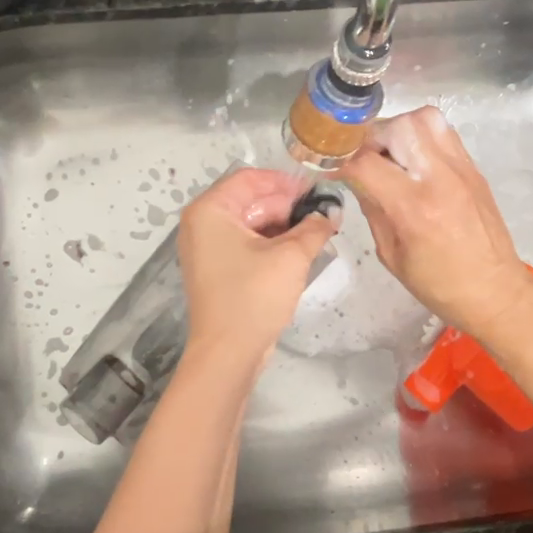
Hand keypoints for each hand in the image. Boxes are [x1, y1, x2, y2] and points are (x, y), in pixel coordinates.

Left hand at [177, 168, 338, 372]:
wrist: (228, 353)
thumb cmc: (254, 296)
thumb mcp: (291, 256)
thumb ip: (314, 227)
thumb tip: (331, 212)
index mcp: (210, 210)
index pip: (251, 179)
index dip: (286, 182)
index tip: (318, 192)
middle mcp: (202, 224)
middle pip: (251, 200)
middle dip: (288, 206)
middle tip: (324, 214)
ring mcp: (207, 249)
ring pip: (251, 224)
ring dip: (284, 226)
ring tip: (318, 233)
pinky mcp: (217, 270)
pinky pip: (247, 244)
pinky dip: (272, 244)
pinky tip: (300, 251)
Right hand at [339, 107, 532, 336]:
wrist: (495, 290)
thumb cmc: (438, 284)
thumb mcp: (391, 254)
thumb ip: (372, 208)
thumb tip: (355, 177)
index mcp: (414, 208)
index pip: (366, 163)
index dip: (342, 161)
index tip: (332, 167)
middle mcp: (439, 178)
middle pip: (398, 126)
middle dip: (372, 137)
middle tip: (365, 156)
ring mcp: (461, 168)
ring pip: (424, 118)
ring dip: (399, 129)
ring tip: (391, 153)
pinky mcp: (473, 167)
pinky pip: (443, 132)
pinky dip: (421, 136)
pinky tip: (414, 160)